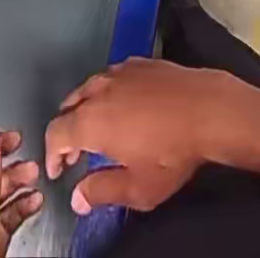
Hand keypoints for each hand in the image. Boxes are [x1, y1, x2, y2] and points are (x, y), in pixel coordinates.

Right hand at [44, 58, 259, 214]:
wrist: (207, 108)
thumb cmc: (171, 151)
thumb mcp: (137, 187)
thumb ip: (102, 191)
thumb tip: (78, 196)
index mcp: (91, 120)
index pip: (56, 133)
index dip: (52, 154)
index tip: (59, 170)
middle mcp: (99, 90)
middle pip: (69, 106)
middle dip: (67, 130)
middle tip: (76, 153)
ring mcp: (120, 71)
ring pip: (90, 87)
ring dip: (86, 108)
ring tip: (98, 127)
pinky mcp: (140, 62)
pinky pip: (113, 75)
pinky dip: (108, 91)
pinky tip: (123, 103)